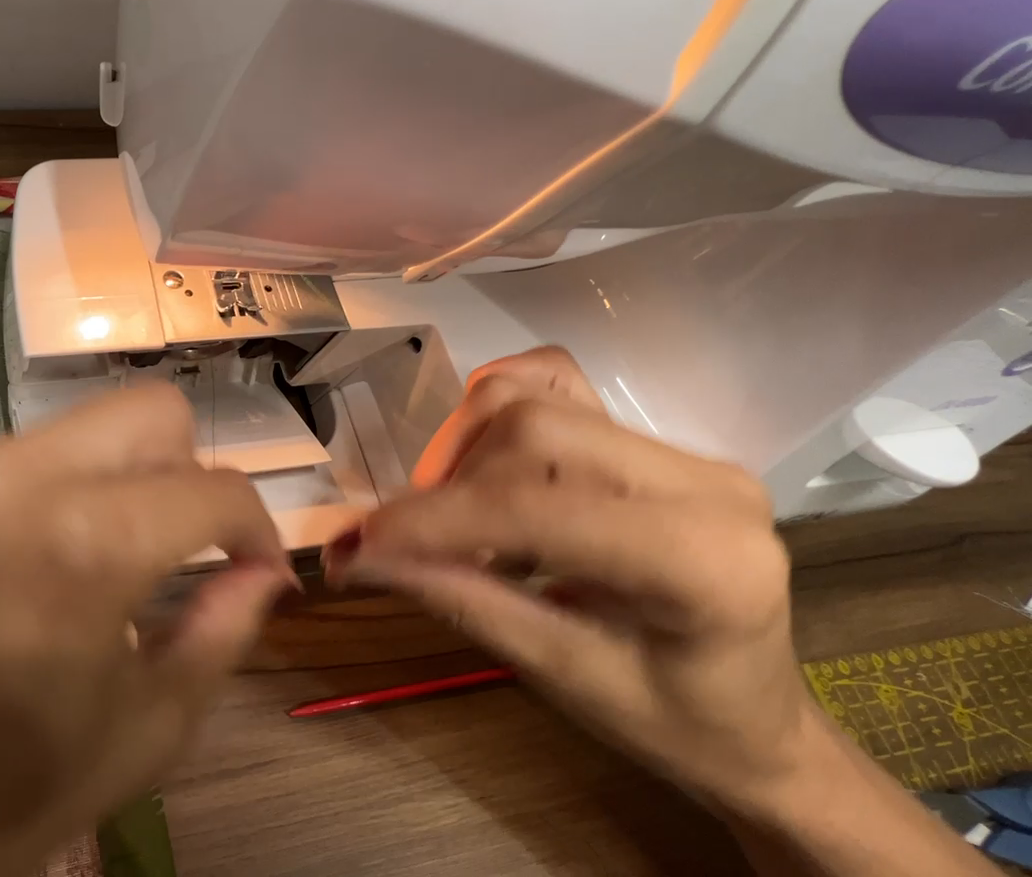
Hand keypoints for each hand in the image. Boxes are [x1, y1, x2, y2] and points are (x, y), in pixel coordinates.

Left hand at [0, 384, 292, 876]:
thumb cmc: (1, 792)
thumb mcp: (144, 731)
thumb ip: (221, 631)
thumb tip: (262, 572)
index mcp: (84, 541)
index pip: (213, 488)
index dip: (256, 528)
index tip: (252, 567)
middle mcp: (14, 474)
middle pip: (149, 409)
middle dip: (188, 469)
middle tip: (181, 544)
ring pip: (78, 429)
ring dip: (113, 481)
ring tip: (98, 561)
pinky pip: (10, 458)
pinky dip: (46, 493)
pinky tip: (24, 565)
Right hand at [324, 346, 813, 810]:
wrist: (752, 722)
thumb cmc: (669, 720)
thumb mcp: (560, 674)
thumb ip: (460, 599)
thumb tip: (358, 554)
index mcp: (704, 560)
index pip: (538, 506)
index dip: (436, 518)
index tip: (363, 545)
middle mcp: (703, 482)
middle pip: (532, 430)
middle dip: (447, 483)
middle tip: (409, 541)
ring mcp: (683, 451)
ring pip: (533, 400)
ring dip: (464, 450)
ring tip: (452, 514)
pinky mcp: (653, 441)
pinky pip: (554, 387)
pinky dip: (492, 414)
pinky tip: (478, 462)